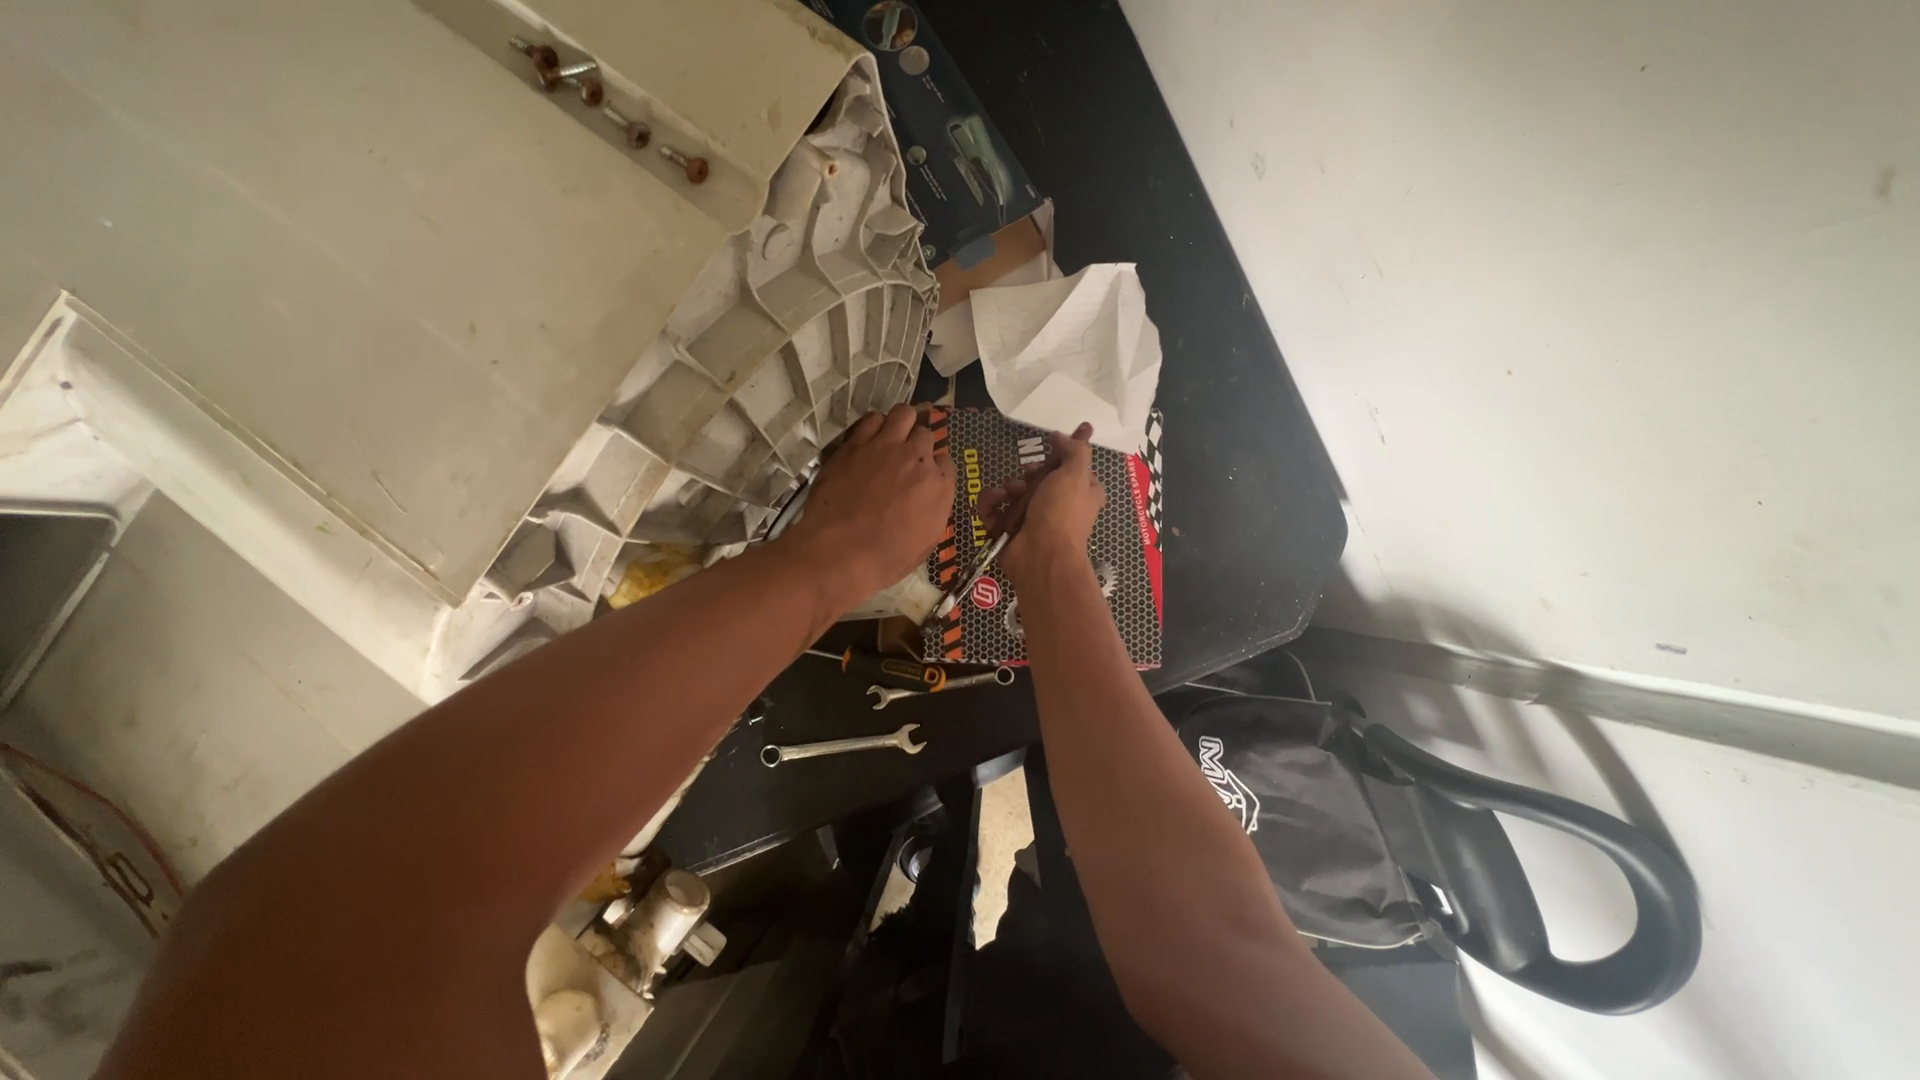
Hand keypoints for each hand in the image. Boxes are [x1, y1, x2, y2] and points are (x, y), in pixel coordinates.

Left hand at [782, 404, 955, 603]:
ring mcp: (885, 446)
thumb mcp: (926, 542)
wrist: (840, 551)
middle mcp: (917, 458)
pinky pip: (871, 419)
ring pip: (902, 414)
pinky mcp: (855, 444)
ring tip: (891, 437)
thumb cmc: (886, 558)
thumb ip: (934, 509)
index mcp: (939, 486)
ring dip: (900, 424)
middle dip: (918, 444)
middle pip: (925, 434)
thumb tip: (929, 495)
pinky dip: (874, 426)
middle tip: (906, 458)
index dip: (934, 468)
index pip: (946, 462)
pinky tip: (868, 438)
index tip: (924, 477)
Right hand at [979, 422, 1104, 586]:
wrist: (1041, 556)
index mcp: (1082, 494)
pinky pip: (994, 509)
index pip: (1073, 470)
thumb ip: (1074, 450)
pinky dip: (992, 503)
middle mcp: (1059, 507)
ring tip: (1010, 493)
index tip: (1052, 446)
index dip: (1062, 458)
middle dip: (1030, 473)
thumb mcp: (1076, 474)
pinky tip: (996, 502)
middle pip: (1040, 478)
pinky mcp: (1008, 530)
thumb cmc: (1062, 513)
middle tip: (1029, 474)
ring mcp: (1032, 520)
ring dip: (1009, 487)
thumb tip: (1062, 436)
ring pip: (1014, 492)